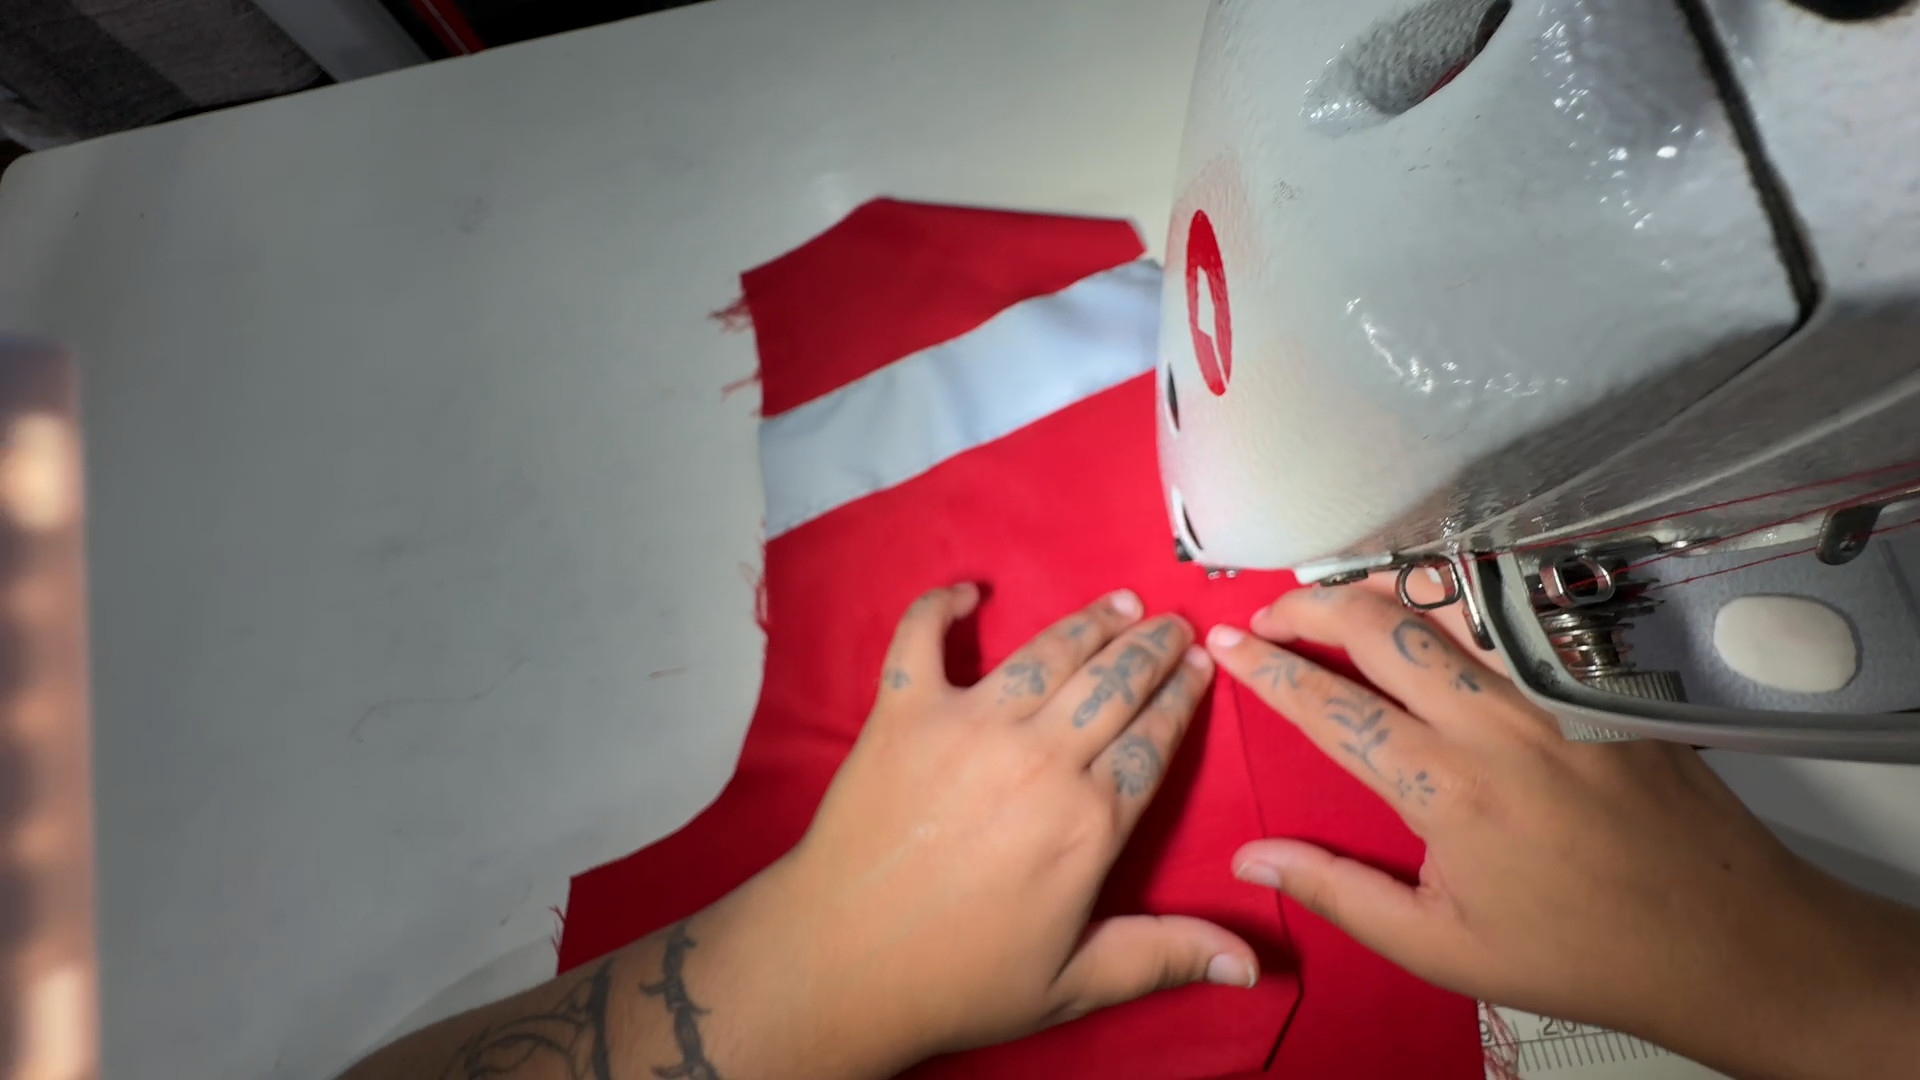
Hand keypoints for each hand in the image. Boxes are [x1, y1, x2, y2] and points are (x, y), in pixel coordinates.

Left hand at [703, 584, 1257, 1076]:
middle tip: (1172, 624)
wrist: (839, 960)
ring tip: (1119, 602)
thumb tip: (1255, 963)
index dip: (1182, 700)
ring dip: (1089, 623)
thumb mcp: (1073, 983)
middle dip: (1151, 650)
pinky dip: (939, 607)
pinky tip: (967, 590)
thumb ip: (1163, 956)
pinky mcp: (903, 709)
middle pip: (1113, 685)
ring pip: (1046, 654)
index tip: (1200, 667)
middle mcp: (1037, 756)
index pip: (1153, 741)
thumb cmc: (958, 976)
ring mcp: (966, 723)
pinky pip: (922, 638)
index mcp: (1087, 819)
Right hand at [1207, 586, 1919, 1079]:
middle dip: (1305, 607)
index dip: (1266, 669)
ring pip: (1441, 602)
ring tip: (1327, 599)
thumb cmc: (1574, 950)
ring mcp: (1551, 692)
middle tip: (1266, 615)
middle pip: (1378, 627)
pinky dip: (1442, 597)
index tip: (1225, 645)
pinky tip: (1416, 605)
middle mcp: (1494, 724)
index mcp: (1447, 789)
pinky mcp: (1593, 682)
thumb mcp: (1441, 948)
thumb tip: (1250, 855)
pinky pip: (1501, 617)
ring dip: (1370, 589)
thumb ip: (1336, 891)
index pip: (1329, 707)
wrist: (1740, 946)